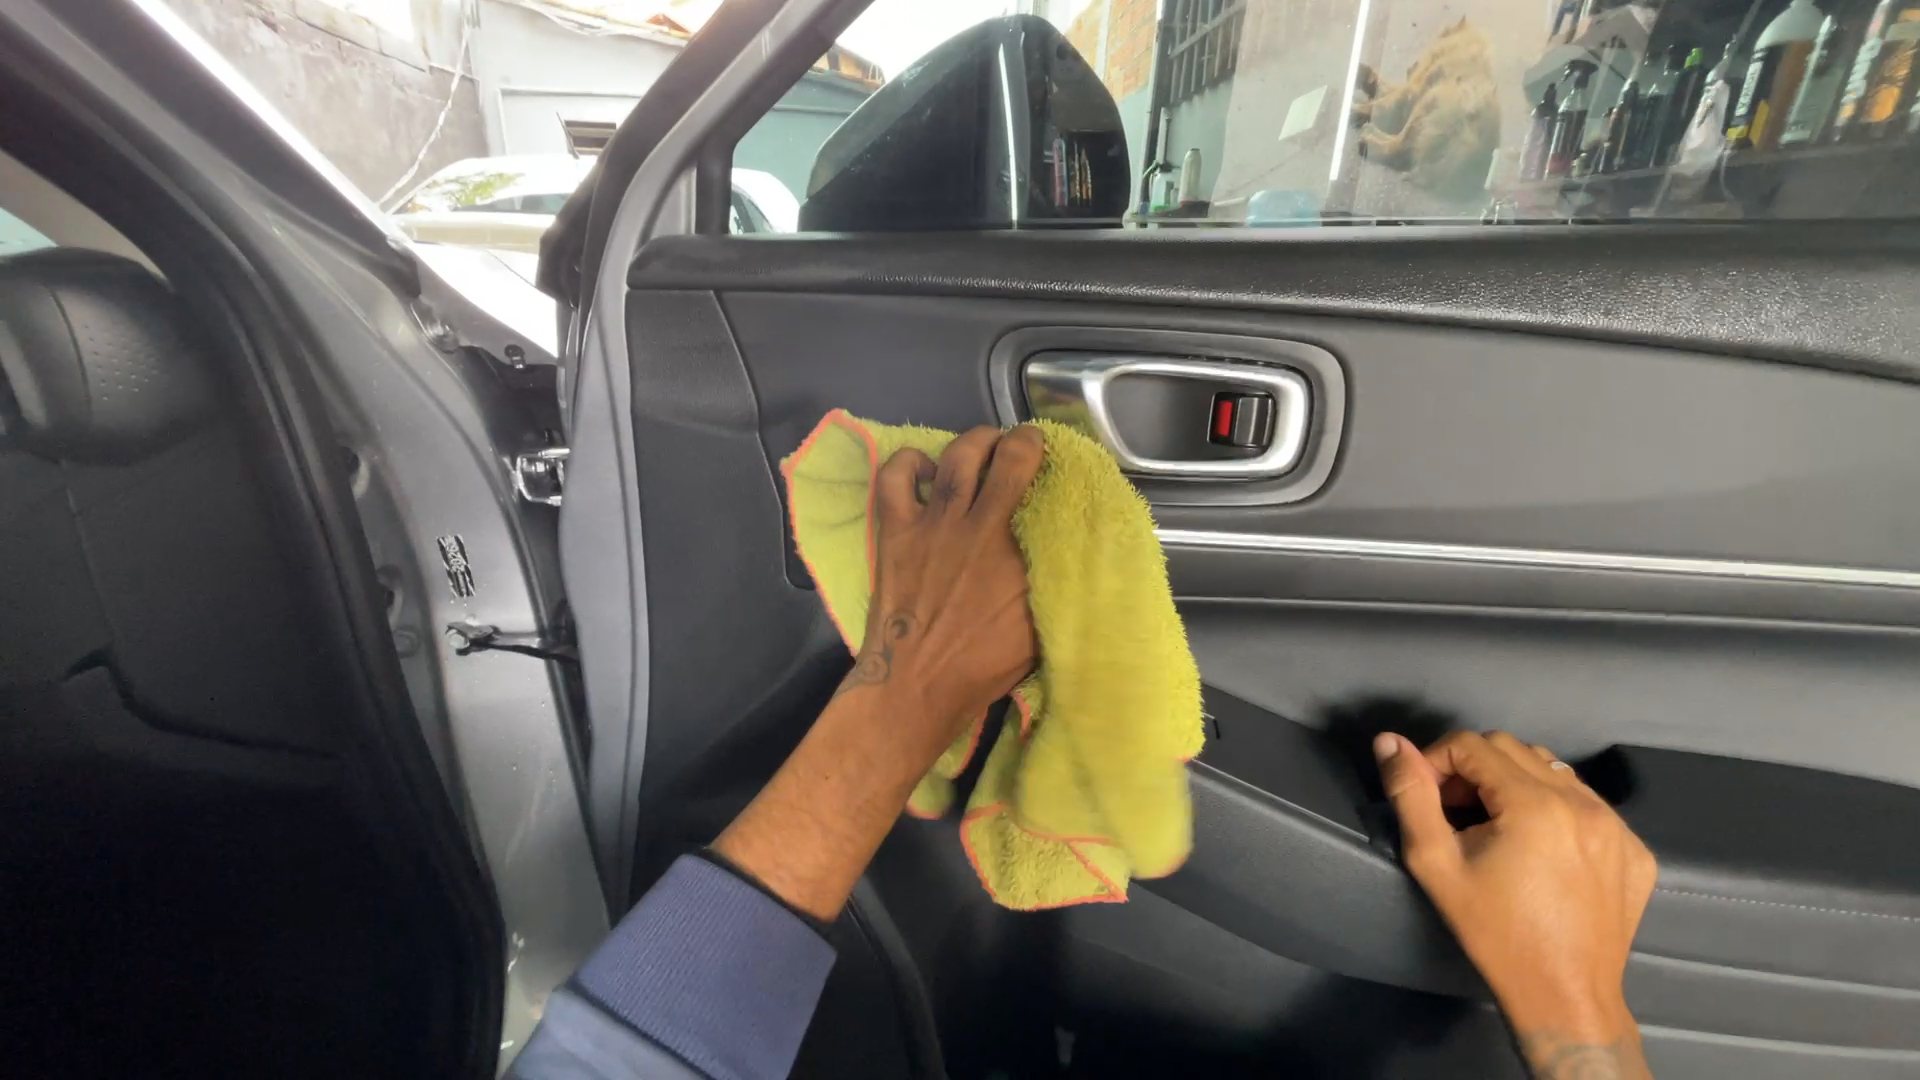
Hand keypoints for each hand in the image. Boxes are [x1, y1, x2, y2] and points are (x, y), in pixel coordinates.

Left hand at [840, 425, 1043, 766]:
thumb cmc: (983, 666)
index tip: (1053, 464)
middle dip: (1019, 441)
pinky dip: (908, 462)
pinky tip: (923, 468)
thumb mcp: (1041, 631)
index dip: (1051, 468)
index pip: (1045, 491)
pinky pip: (895, 478)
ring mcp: (935, 525)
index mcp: (1021, 553)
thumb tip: (1069, 556)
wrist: (916, 684)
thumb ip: (1053, 585)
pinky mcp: (897, 531)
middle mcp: (981, 527)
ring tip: (982, 444)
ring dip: (975, 441)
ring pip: (957, 458)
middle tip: (1021, 444)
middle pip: (1006, 459)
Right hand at [1374, 731, 1657, 1078]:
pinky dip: (1551, 804)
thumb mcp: (1432, 860)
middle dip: (1472, 767)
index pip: (1471, 743)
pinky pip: (1584, 800)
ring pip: (1549, 767)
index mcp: (1534, 804)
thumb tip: (1389, 741)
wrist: (1564, 995)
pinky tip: (1537, 843)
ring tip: (1494, 823)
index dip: (1436, 760)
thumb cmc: (1492, 927)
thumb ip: (1409, 793)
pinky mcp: (1636, 850)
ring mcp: (1618, 827)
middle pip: (1510, 747)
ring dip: (1511, 780)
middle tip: (1456, 810)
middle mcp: (1583, 804)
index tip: (1428, 798)